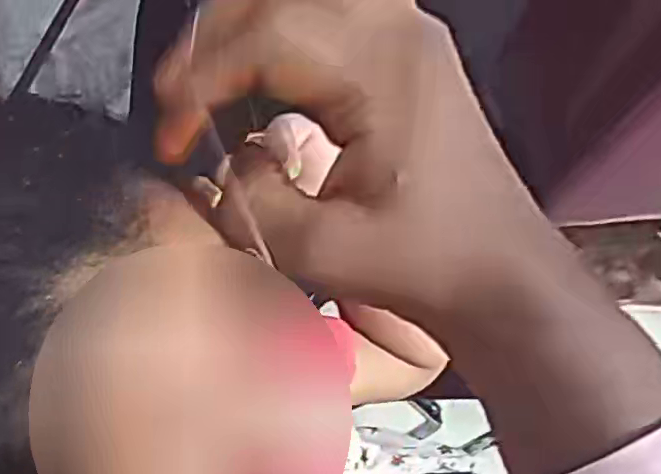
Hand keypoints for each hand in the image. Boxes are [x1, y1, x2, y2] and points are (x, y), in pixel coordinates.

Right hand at [154, 0, 566, 325]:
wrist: (490, 264)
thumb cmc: (416, 259)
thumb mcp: (319, 249)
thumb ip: (253, 201)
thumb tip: (222, 166)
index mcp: (381, 70)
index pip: (268, 38)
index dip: (202, 84)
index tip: (170, 141)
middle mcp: (397, 30)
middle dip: (211, 40)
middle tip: (170, 98)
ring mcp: (403, 36)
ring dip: (240, 32)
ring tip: (197, 85)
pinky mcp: (398, 56)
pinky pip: (322, 20)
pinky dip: (271, 45)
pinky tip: (247, 87)